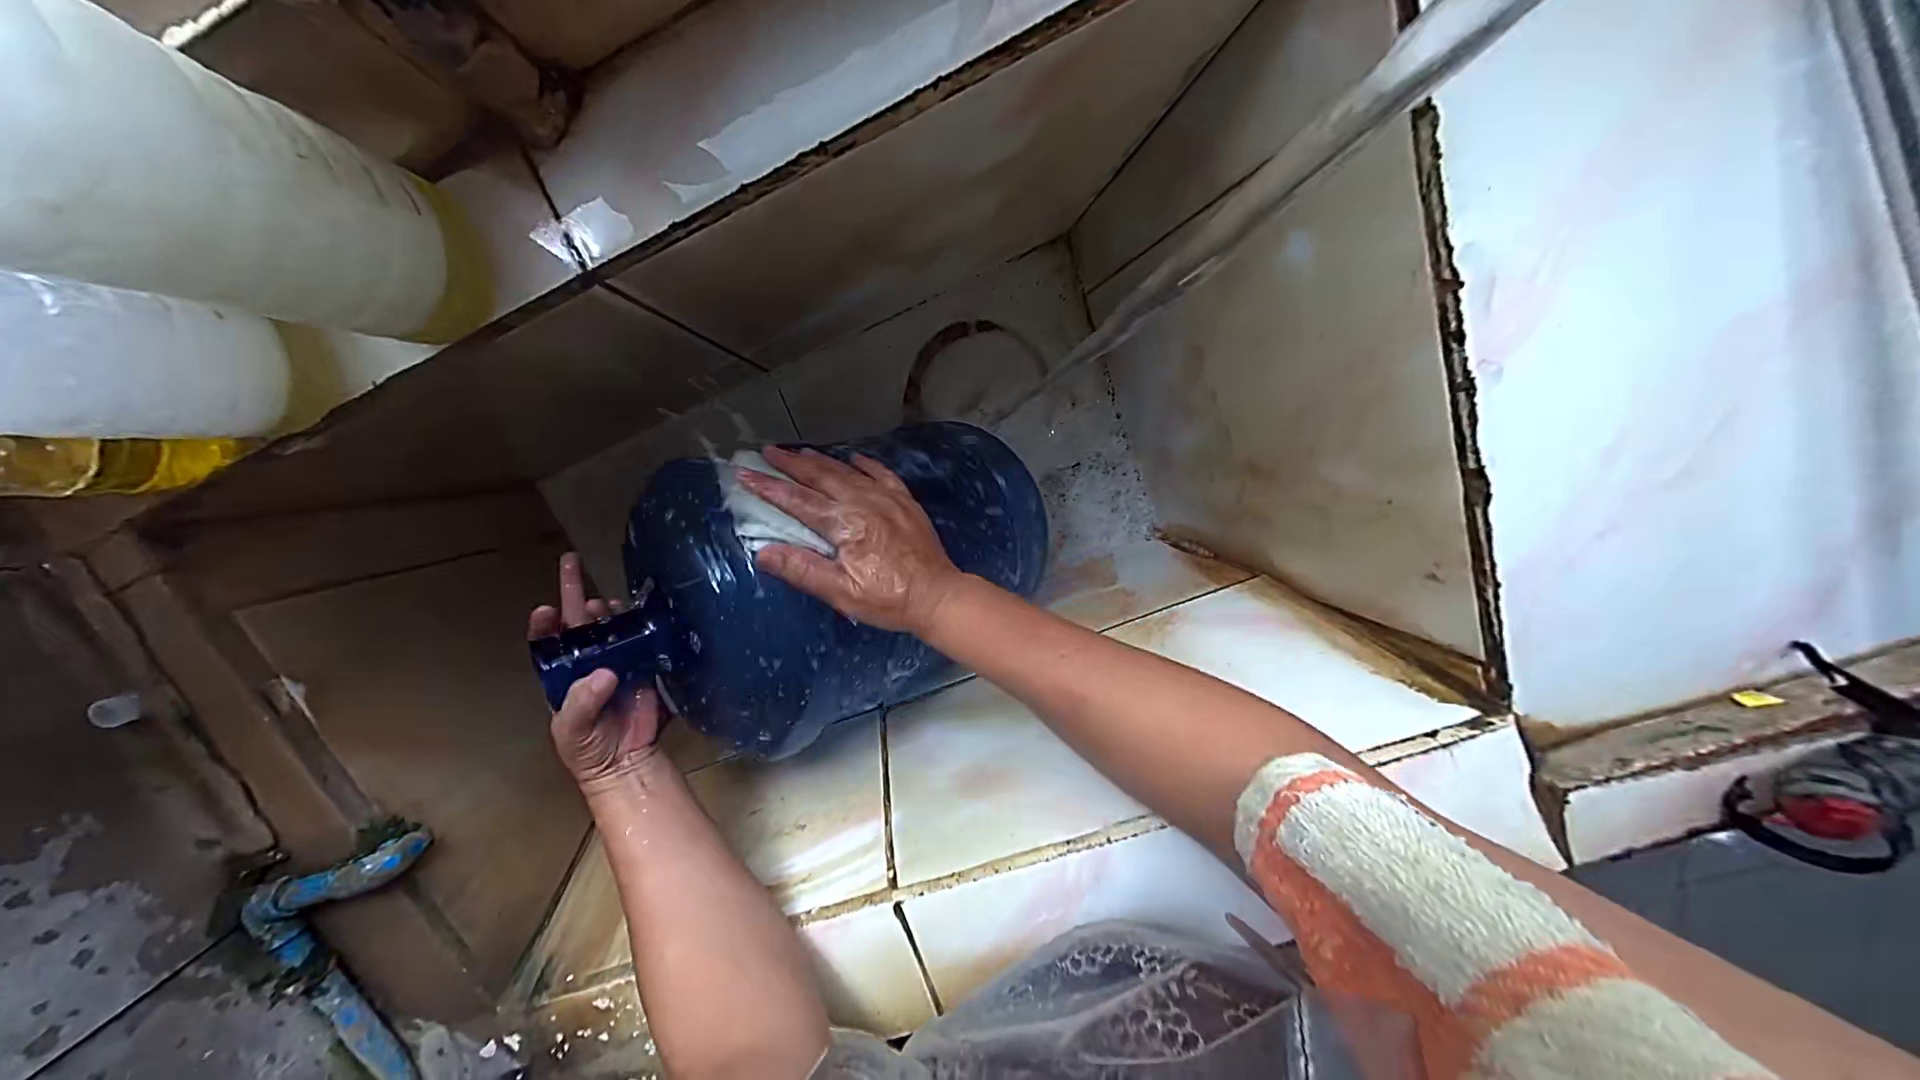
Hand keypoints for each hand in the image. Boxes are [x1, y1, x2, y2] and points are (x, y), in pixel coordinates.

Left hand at [529, 553, 662, 793]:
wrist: (626, 763)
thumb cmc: (588, 749)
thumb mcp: (572, 730)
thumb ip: (582, 702)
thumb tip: (605, 672)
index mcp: (561, 676)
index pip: (549, 643)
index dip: (546, 625)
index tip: (545, 608)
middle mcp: (587, 663)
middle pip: (580, 625)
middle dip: (577, 599)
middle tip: (578, 578)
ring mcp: (618, 662)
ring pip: (612, 628)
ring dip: (610, 612)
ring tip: (609, 603)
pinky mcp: (644, 667)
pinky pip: (644, 642)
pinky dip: (643, 627)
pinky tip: (642, 616)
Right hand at [738, 446, 965, 633]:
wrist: (937, 596)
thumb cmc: (888, 599)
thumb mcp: (841, 592)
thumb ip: (802, 569)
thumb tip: (763, 552)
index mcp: (845, 524)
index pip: (798, 501)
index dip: (769, 487)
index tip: (746, 475)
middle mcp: (864, 503)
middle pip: (821, 477)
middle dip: (791, 464)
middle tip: (768, 452)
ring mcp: (887, 500)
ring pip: (848, 472)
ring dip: (822, 461)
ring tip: (800, 452)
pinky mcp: (906, 503)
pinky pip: (882, 475)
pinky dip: (866, 465)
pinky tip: (856, 459)